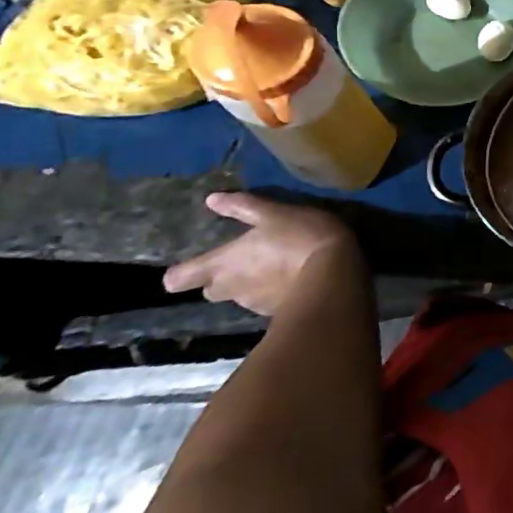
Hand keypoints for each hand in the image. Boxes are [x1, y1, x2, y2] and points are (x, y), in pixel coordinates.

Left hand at [163, 193, 360, 315]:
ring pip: (241, 296)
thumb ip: (243, 207)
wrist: (335, 275)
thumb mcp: (275, 214)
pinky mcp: (278, 312)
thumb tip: (212, 199)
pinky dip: (276, 293)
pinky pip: (268, 303)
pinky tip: (296, 281)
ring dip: (252, 286)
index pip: (177, 280)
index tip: (194, 265)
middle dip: (221, 279)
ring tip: (278, 270)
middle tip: (243, 263)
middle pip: (210, 290)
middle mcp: (230, 288)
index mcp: (221, 264)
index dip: (181, 274)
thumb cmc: (299, 239)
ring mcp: (254, 304)